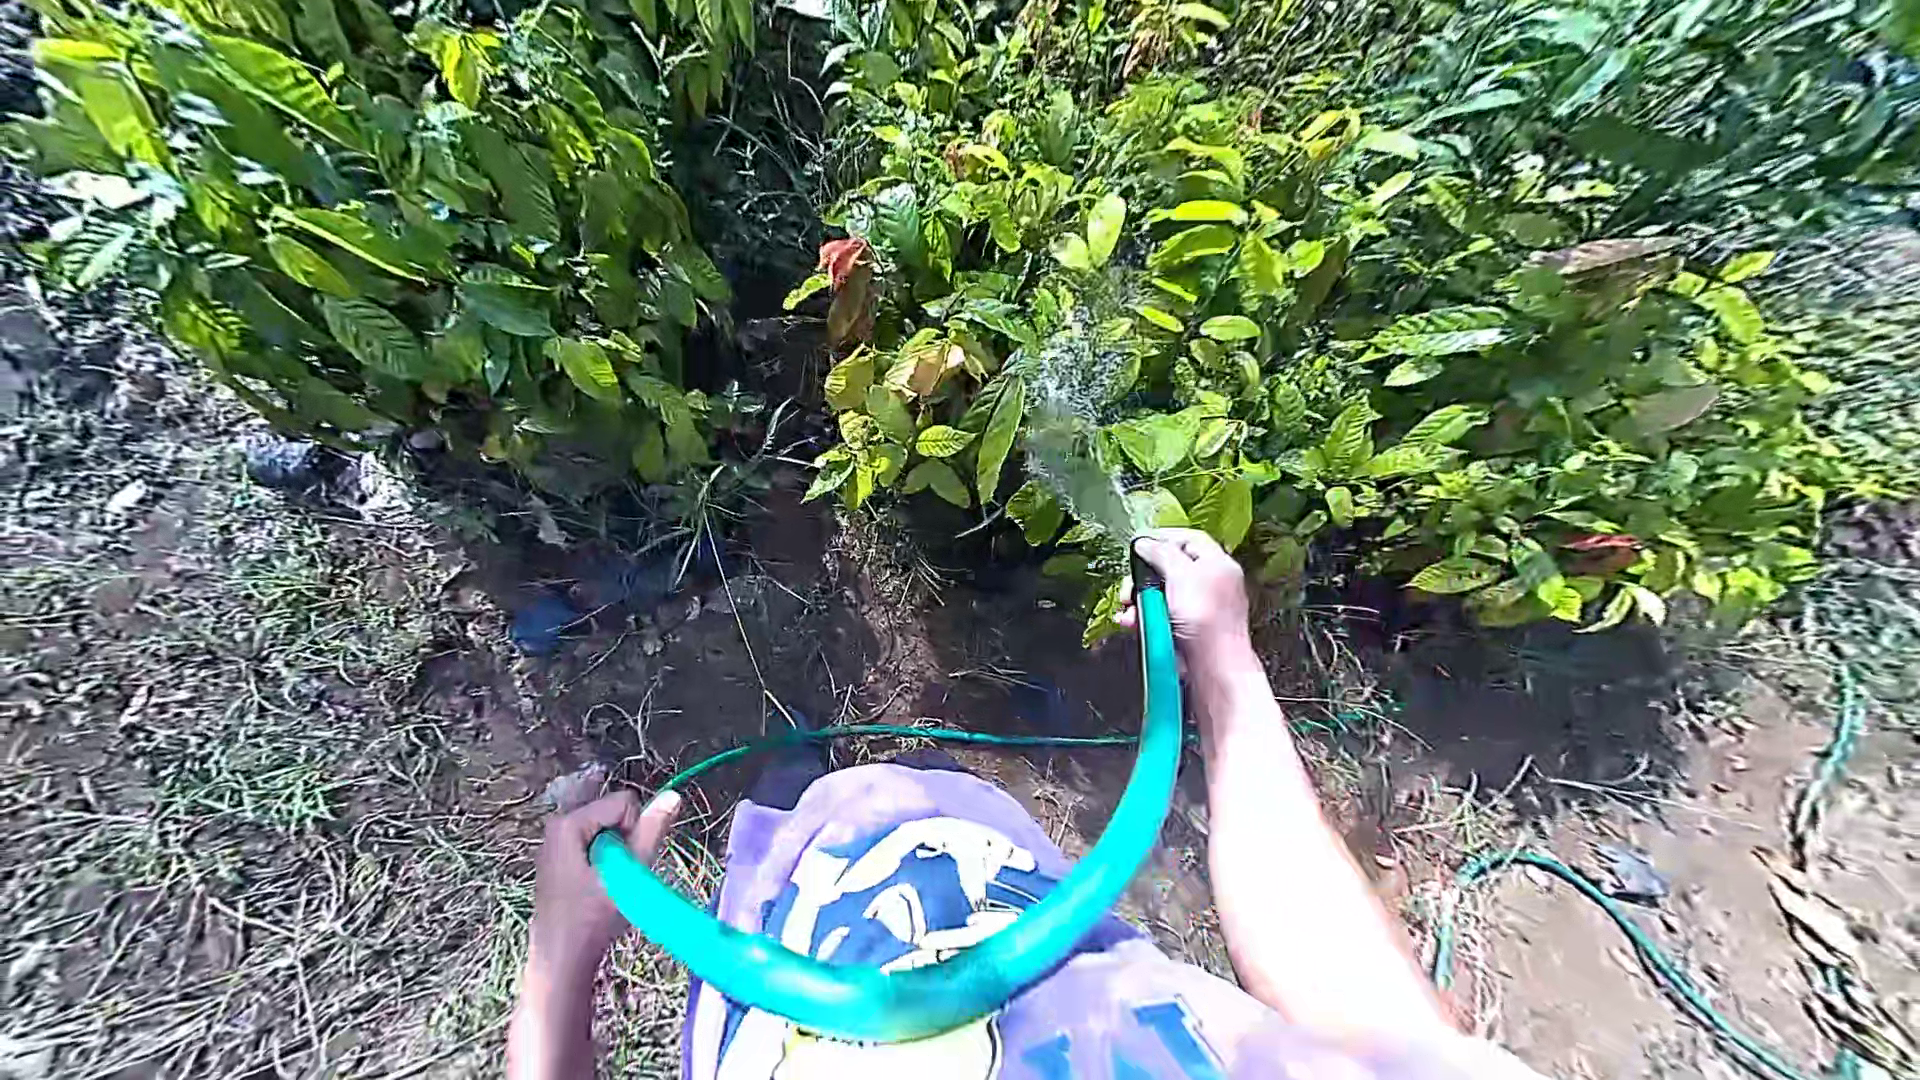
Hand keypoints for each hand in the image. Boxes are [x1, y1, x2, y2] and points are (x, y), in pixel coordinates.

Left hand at [527, 789, 681, 979]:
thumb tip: (673, 795)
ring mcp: (557, 841)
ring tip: (610, 879)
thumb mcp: (630, 872)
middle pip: (616, 812)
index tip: (624, 861)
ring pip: (611, 826)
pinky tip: (601, 881)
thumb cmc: (593, 919)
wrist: (562, 963)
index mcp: (568, 824)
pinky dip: (608, 854)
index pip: (625, 801)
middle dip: (627, 837)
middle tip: (618, 872)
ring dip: (619, 848)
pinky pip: (599, 838)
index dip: (635, 829)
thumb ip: (652, 830)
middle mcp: (558, 825)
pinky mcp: (561, 855)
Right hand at [1115, 528, 1254, 671]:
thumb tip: (1145, 543)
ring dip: (1137, 599)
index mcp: (1216, 564)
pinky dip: (1142, 617)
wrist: (1212, 667)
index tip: (1139, 544)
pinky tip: (1131, 622)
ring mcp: (1197, 607)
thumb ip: (1161, 554)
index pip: (1188, 539)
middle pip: (1168, 567)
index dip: (1163, 538)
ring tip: (1127, 610)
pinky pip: (1158, 614)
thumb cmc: (1205, 620)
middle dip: (1142, 576)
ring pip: (1158, 593)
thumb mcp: (1181, 575)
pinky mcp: (1184, 628)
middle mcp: (1209, 583)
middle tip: (1129, 586)